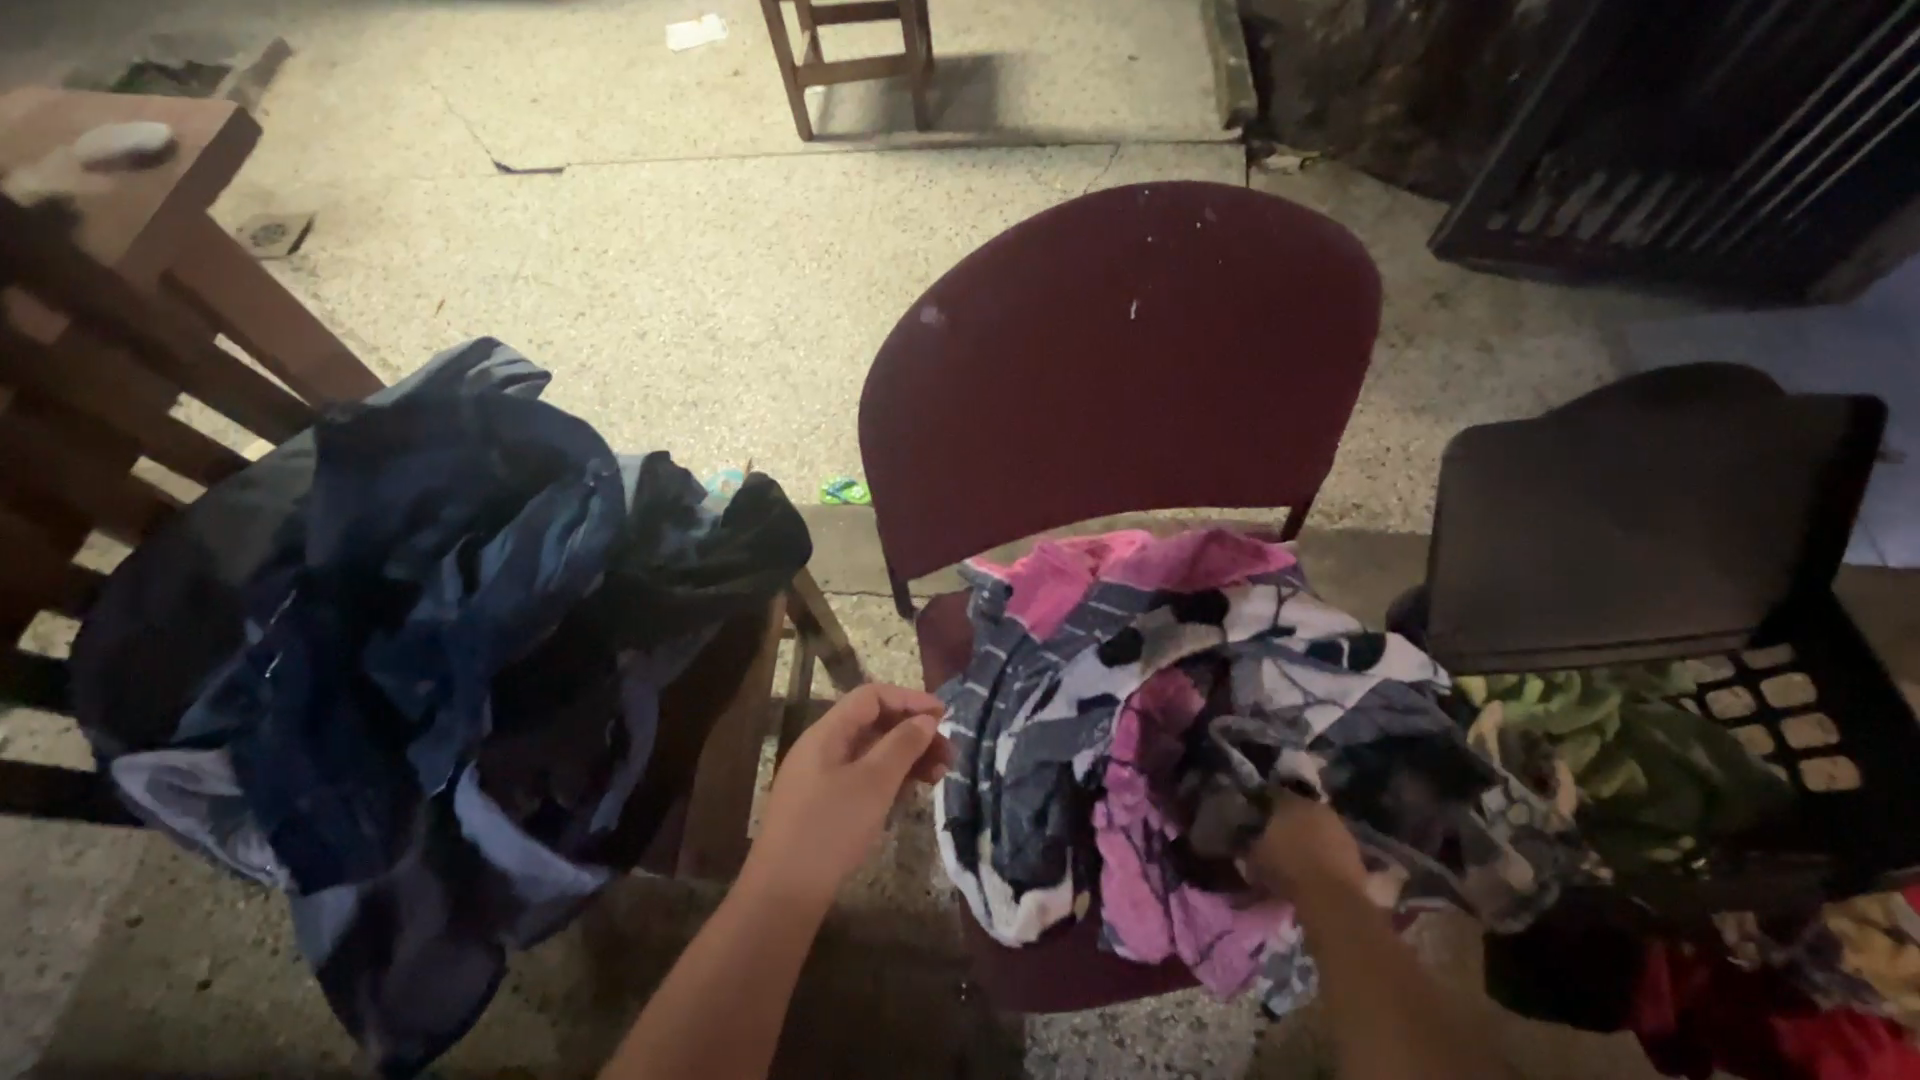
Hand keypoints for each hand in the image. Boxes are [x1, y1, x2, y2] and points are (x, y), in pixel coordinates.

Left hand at [742, 683, 951, 908]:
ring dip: (907, 758)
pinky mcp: (826, 806)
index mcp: (827, 733)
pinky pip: (864, 778)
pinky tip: (913, 793)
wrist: (784, 891)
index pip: (871, 697)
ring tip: (940, 775)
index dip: (909, 699)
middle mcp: (823, 748)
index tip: (944, 715)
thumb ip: (902, 745)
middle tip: (949, 753)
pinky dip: (891, 779)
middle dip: (914, 732)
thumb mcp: (873, 783)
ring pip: (872, 754)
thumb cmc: (830, 828)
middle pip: (874, 724)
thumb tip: (926, 719)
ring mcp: (822, 778)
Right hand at [1241, 789, 1367, 901]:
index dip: (1263, 803)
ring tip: (1298, 853)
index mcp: (1290, 802)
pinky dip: (1325, 852)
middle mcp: (1316, 807)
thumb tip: (1248, 842)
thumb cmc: (1287, 869)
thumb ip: (1250, 845)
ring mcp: (1339, 827)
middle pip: (1299, 808)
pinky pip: (1333, 845)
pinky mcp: (1355, 849)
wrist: (1332, 897)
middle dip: (1289, 819)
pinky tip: (1316, 866)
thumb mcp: (1255, 859)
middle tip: (1277, 834)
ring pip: (1319, 825)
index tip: (1255, 814)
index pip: (1272, 793)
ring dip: (1309, 835)